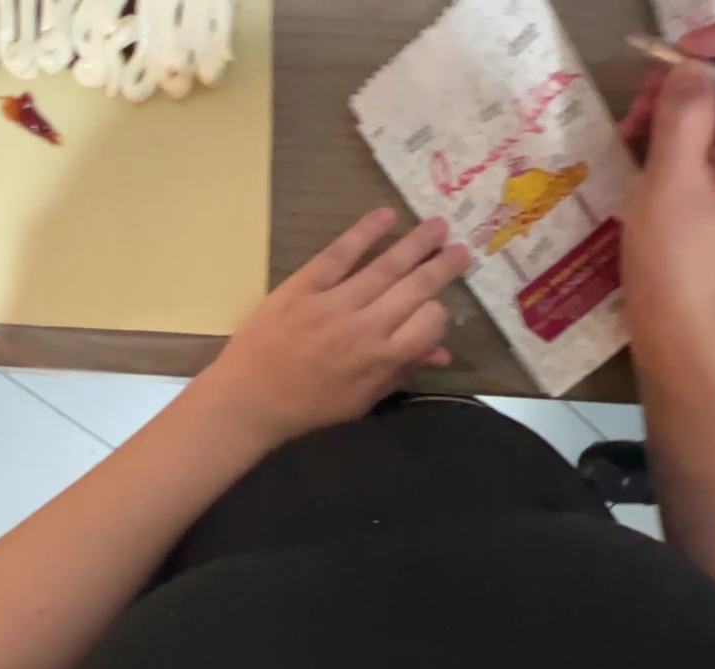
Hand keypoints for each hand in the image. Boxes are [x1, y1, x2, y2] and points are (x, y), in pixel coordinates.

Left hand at [194, 208, 471, 444]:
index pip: (429, 323)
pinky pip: (341, 253)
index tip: (434, 310)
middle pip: (416, 288)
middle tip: (462, 249)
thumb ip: (401, 372)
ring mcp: (335, 302)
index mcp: (381, 358)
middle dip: (443, 268)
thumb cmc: (309, 407)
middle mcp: (365, 326)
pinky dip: (364, 232)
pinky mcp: (305, 285)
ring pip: (386, 266)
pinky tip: (386, 215)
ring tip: (439, 226)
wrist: (251, 397)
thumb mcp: (361, 400)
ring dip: (417, 243)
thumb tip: (441, 353)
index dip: (438, 315)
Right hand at [621, 13, 714, 322]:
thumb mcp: (673, 182)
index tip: (688, 48)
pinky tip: (633, 131)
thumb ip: (684, 117)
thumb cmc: (674, 251)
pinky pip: (693, 113)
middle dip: (698, 61)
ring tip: (635, 115)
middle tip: (651, 84)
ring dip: (672, 87)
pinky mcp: (708, 159)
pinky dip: (663, 112)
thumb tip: (686, 66)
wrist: (665, 305)